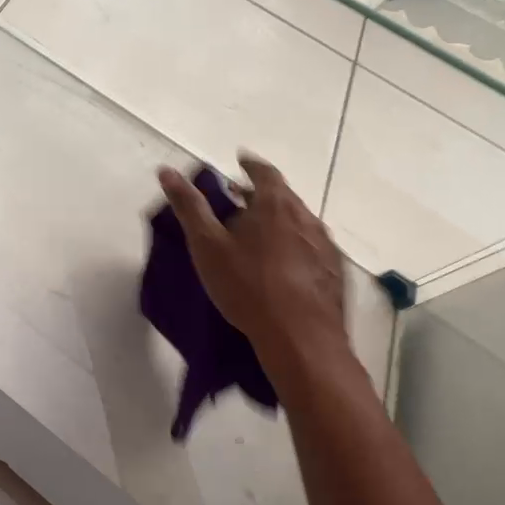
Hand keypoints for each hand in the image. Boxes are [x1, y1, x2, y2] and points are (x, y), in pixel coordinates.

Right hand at [157, 152, 347, 370]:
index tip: (239, 162)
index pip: (265, 172)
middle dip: (261, 194)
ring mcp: (326, 248)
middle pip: (283, 196)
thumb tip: (167, 171)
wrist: (302, 342)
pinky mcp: (337, 275)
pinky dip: (295, 245)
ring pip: (299, 223)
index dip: (250, 165)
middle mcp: (306, 219)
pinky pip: (313, 248)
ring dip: (279, 220)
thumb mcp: (207, 245)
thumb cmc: (248, 287)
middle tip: (239, 200)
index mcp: (275, 205)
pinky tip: (283, 265)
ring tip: (258, 233)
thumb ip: (188, 205)